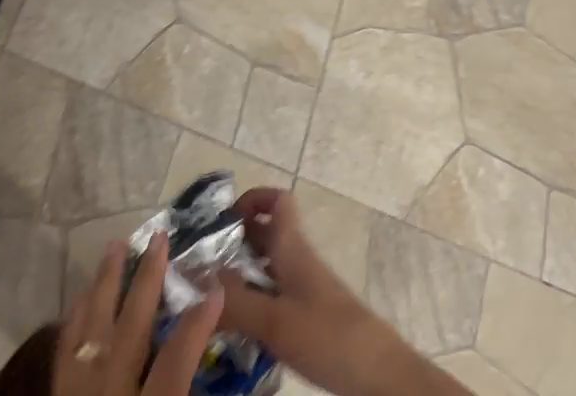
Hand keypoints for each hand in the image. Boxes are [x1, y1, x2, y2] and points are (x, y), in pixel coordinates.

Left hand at [52, 232, 224, 395]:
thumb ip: (185, 388)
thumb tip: (210, 364)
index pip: (177, 358)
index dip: (198, 324)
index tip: (216, 290)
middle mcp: (112, 383)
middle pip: (132, 323)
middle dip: (147, 277)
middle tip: (159, 237)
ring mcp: (79, 381)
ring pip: (94, 320)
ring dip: (107, 280)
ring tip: (117, 244)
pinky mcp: (58, 383)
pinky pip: (67, 339)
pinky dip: (78, 311)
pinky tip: (86, 291)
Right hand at [219, 189, 469, 395]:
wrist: (384, 379)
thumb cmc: (331, 338)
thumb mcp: (275, 321)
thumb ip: (232, 301)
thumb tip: (191, 278)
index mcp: (292, 248)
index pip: (277, 199)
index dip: (250, 199)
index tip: (221, 221)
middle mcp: (298, 261)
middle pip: (262, 234)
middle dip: (231, 242)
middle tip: (199, 264)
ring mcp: (305, 290)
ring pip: (264, 268)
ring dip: (237, 276)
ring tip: (208, 297)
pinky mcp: (308, 317)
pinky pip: (272, 297)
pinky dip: (251, 303)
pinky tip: (235, 327)